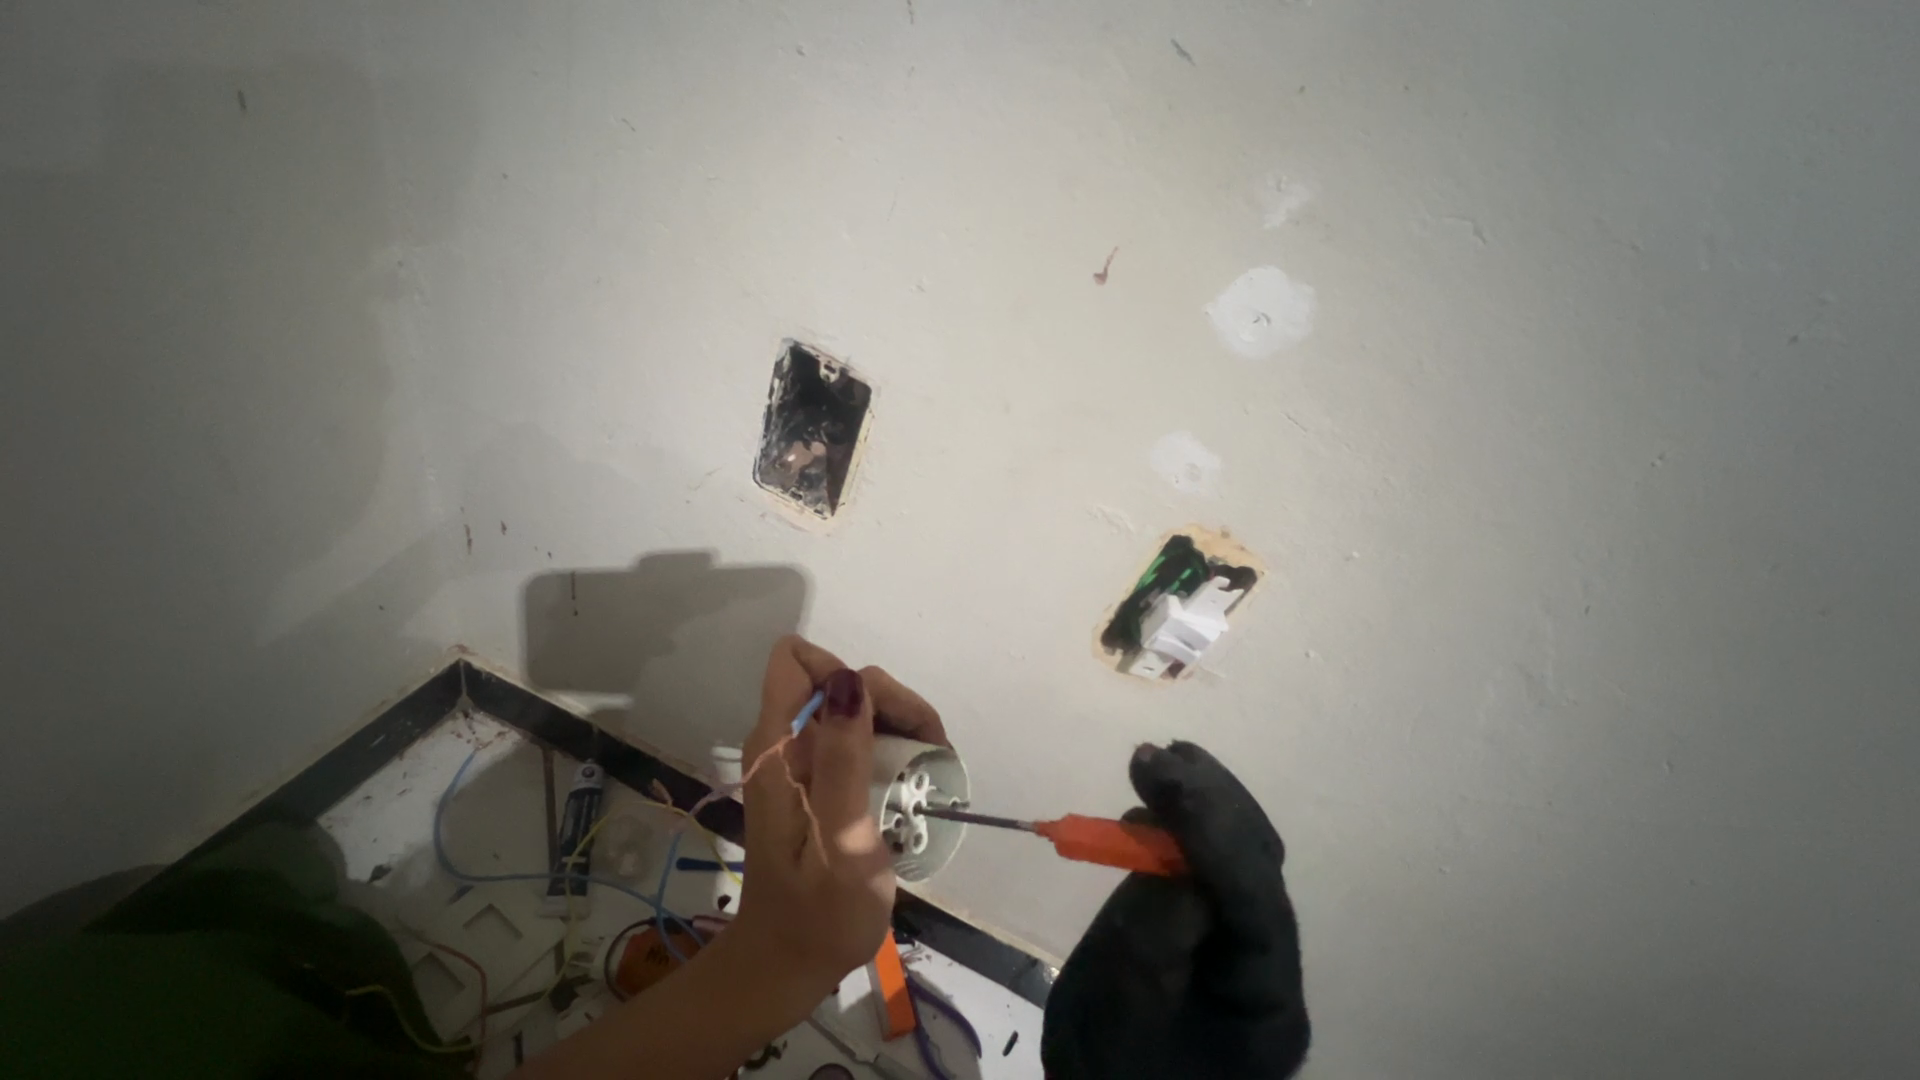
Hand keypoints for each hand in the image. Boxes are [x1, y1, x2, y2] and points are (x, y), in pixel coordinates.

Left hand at [728, 635, 949, 1002]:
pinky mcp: (815, 780)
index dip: (844, 673)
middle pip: (836, 679)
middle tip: (928, 750)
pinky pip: (854, 736)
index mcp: (777, 746)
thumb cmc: (819, 912)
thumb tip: (850, 680)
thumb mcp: (841, 837)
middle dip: (887, 702)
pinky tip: (912, 778)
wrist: (789, 964)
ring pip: (851, 705)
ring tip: (930, 767)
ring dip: (895, 724)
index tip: (882, 720)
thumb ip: (843, 758)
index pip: (796, 660)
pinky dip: (888, 745)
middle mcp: (782, 741)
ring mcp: (799, 760)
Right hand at [1041, 742, 1309, 1079]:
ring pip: (1241, 854)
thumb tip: (1175, 856)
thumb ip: (1154, 932)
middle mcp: (1269, 962)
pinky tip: (1159, 793)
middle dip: (1212, 804)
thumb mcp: (1121, 1008)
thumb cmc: (1109, 1065)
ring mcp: (1241, 938)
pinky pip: (1209, 860)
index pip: (1256, 906)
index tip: (1170, 780)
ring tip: (1161, 757)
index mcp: (1266, 1003)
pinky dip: (1185, 819)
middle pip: (1259, 867)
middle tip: (1157, 754)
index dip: (1215, 838)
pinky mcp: (1208, 918)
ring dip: (1204, 799)